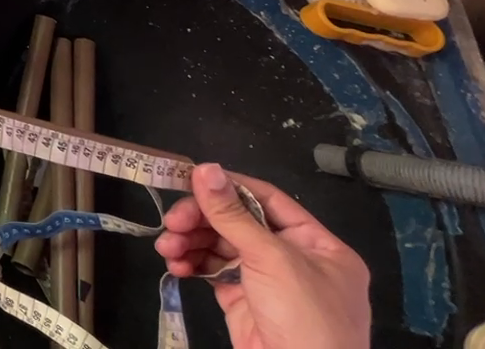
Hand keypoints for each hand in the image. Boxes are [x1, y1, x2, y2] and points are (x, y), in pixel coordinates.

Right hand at [155, 163, 370, 348]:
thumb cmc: (304, 318)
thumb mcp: (270, 259)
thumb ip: (232, 213)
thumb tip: (204, 167)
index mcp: (317, 246)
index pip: (266, 200)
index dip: (227, 187)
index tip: (186, 180)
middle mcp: (293, 258)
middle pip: (235, 221)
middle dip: (199, 221)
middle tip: (172, 224)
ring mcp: (266, 279)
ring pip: (217, 243)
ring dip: (188, 242)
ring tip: (167, 249)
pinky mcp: (242, 297)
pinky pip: (210, 267)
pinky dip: (190, 263)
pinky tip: (176, 266)